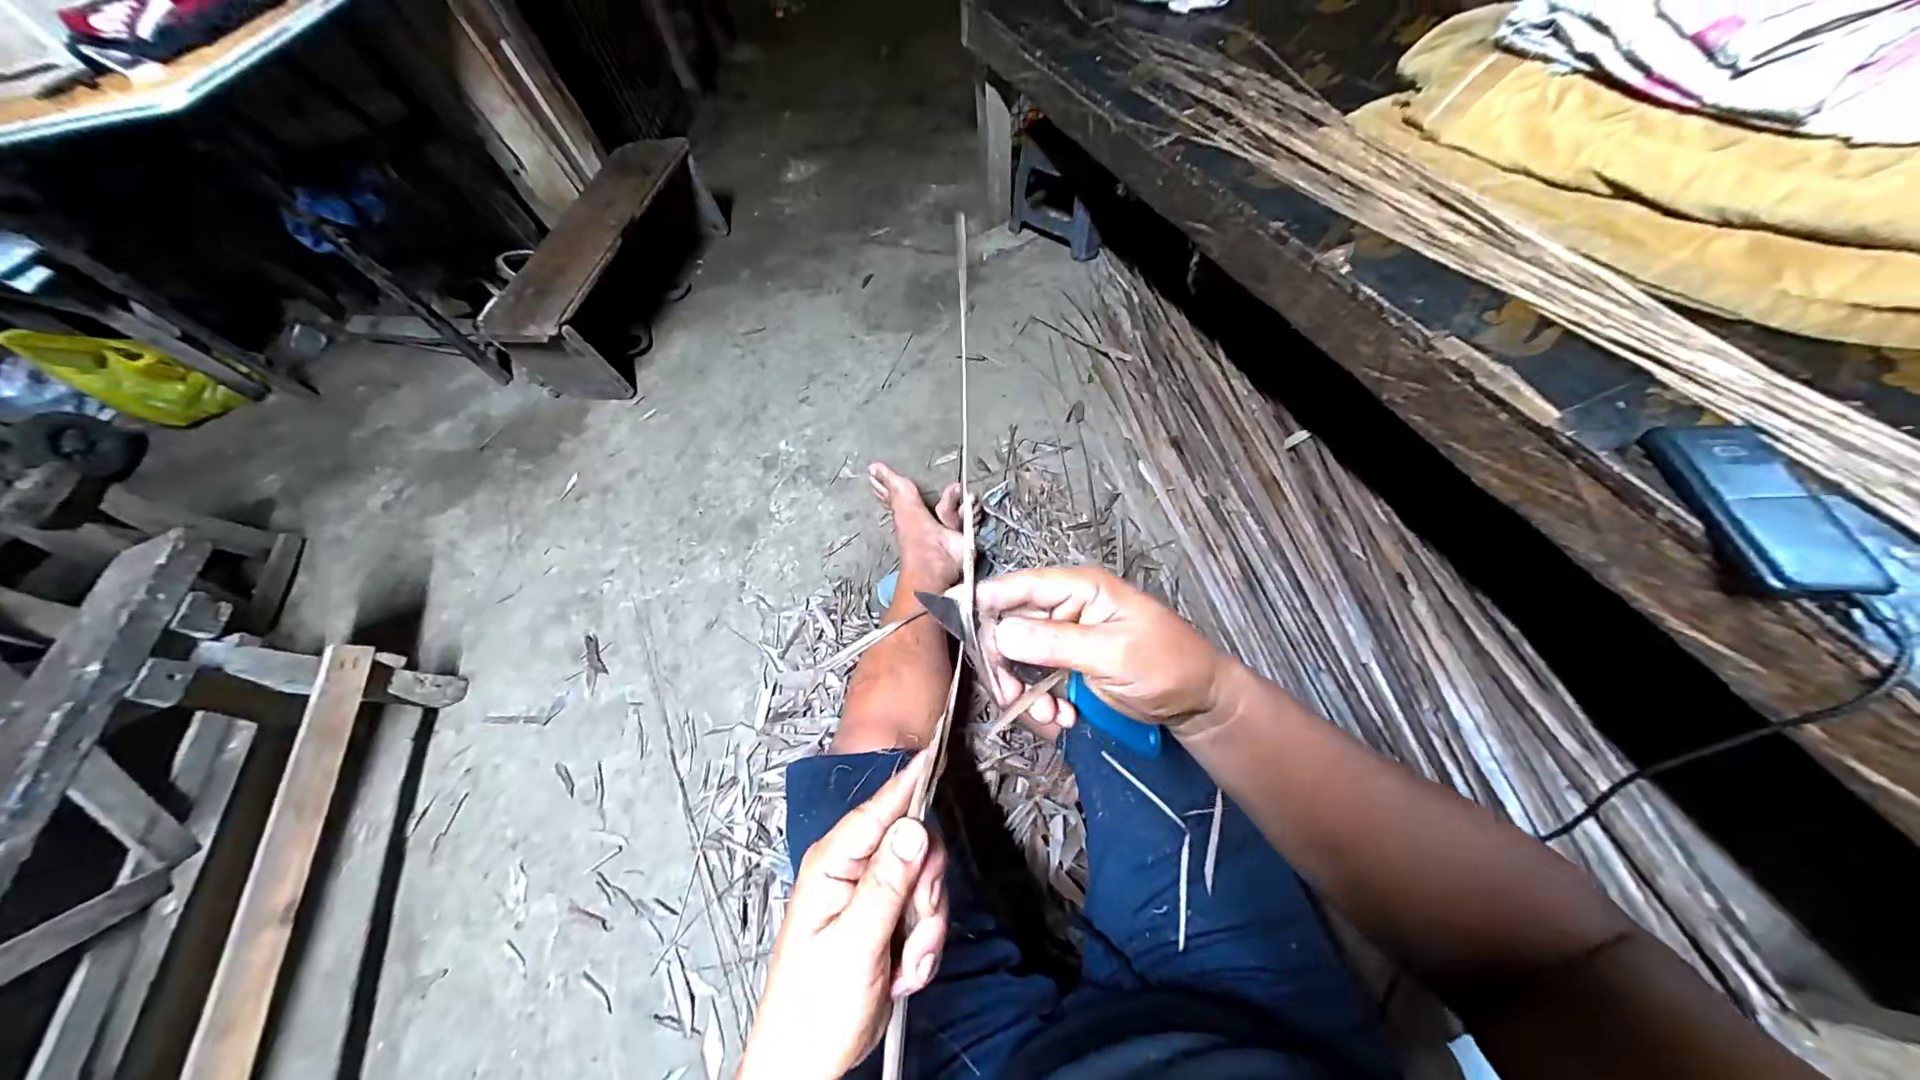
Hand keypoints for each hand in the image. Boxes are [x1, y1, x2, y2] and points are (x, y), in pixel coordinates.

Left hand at [738, 752, 948, 1079]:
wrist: (808, 1060)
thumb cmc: (811, 1009)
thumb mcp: (853, 945)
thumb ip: (886, 883)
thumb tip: (912, 828)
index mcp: (833, 863)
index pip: (879, 807)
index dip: (910, 782)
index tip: (935, 755)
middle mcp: (851, 868)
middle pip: (915, 844)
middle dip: (925, 891)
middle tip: (914, 928)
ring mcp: (870, 891)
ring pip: (925, 878)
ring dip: (926, 925)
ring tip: (905, 961)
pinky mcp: (885, 914)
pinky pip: (925, 908)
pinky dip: (924, 941)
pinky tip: (905, 967)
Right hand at [971, 567, 1234, 733]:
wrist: (1198, 703)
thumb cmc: (1167, 665)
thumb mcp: (1114, 655)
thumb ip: (1056, 643)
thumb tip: (1000, 632)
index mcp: (1079, 588)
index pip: (1019, 586)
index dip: (982, 598)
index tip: (947, 611)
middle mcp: (1065, 607)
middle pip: (1009, 626)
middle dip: (1006, 664)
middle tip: (1014, 695)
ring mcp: (1064, 637)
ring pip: (1017, 658)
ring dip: (1025, 690)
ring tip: (1052, 715)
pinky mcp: (1066, 665)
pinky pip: (1034, 680)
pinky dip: (1041, 702)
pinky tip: (1063, 718)